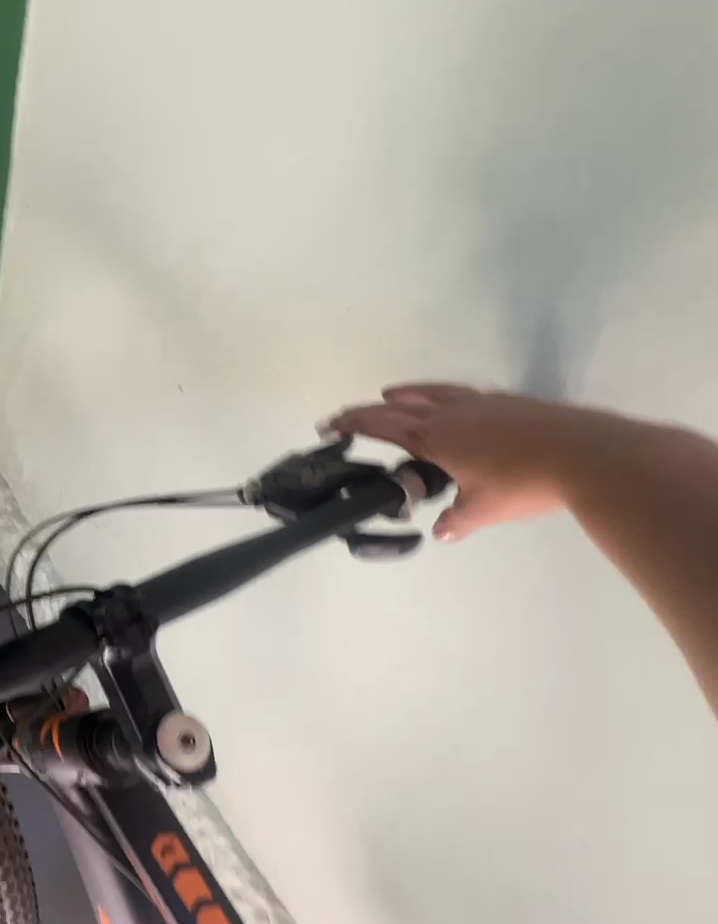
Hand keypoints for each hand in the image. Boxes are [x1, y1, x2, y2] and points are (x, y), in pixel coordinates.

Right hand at [326, 383, 624, 542]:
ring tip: (395, 394)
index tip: (327, 426)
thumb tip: (441, 530)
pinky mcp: (514, 403)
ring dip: (409, 394)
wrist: (596, 456)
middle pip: (400, 405)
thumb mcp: (483, 510)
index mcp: (433, 437)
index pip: (378, 425)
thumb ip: (457, 519)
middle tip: (348, 416)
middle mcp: (452, 414)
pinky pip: (465, 395)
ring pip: (435, 393)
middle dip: (369, 411)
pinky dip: (445, 397)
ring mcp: (485, 404)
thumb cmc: (526, 483)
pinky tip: (454, 406)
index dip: (349, 424)